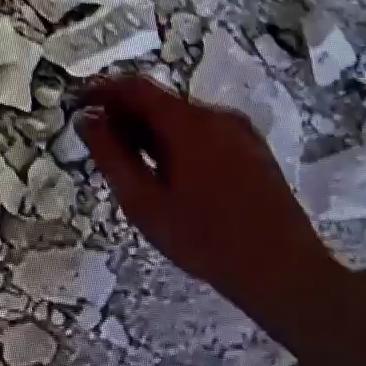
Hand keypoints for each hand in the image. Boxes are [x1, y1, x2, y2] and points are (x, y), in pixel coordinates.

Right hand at [76, 76, 338, 307]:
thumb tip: (87, 119)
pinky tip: (165, 169)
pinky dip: (174, 138)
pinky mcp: (254, 152)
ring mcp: (241, 134)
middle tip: (97, 138)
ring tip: (128, 158)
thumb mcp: (142, 200)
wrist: (291, 279)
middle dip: (123, 112)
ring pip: (179, 116)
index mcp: (189, 124)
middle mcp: (218, 118)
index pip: (133, 86)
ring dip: (148, 128)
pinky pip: (202, 131)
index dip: (99, 90)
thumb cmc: (207, 239)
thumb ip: (109, 153)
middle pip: (158, 100)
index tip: (75, 104)